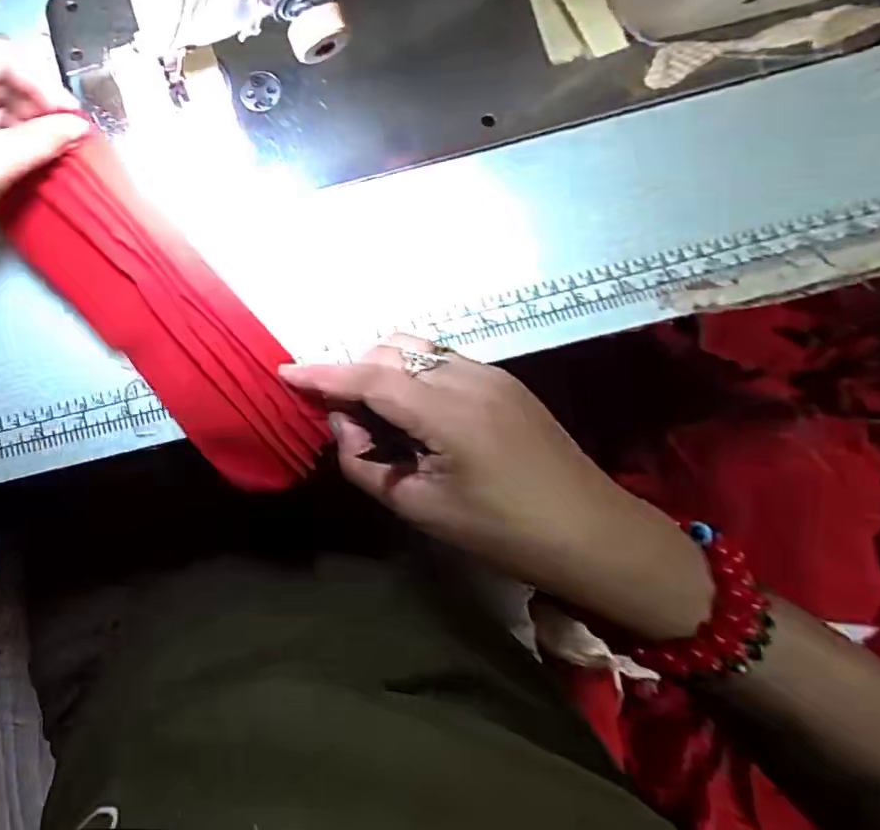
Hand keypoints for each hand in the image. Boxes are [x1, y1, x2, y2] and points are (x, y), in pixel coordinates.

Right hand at [280, 335, 713, 640]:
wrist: (594, 533)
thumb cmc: (503, 532)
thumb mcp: (421, 508)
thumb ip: (366, 463)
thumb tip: (343, 425)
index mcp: (446, 412)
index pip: (369, 377)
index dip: (322, 373)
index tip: (285, 370)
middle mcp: (467, 376)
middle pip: (389, 352)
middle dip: (354, 373)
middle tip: (346, 419)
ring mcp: (490, 373)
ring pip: (416, 347)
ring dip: (384, 367)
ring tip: (380, 412)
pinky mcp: (504, 380)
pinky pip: (441, 359)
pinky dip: (414, 373)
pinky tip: (418, 411)